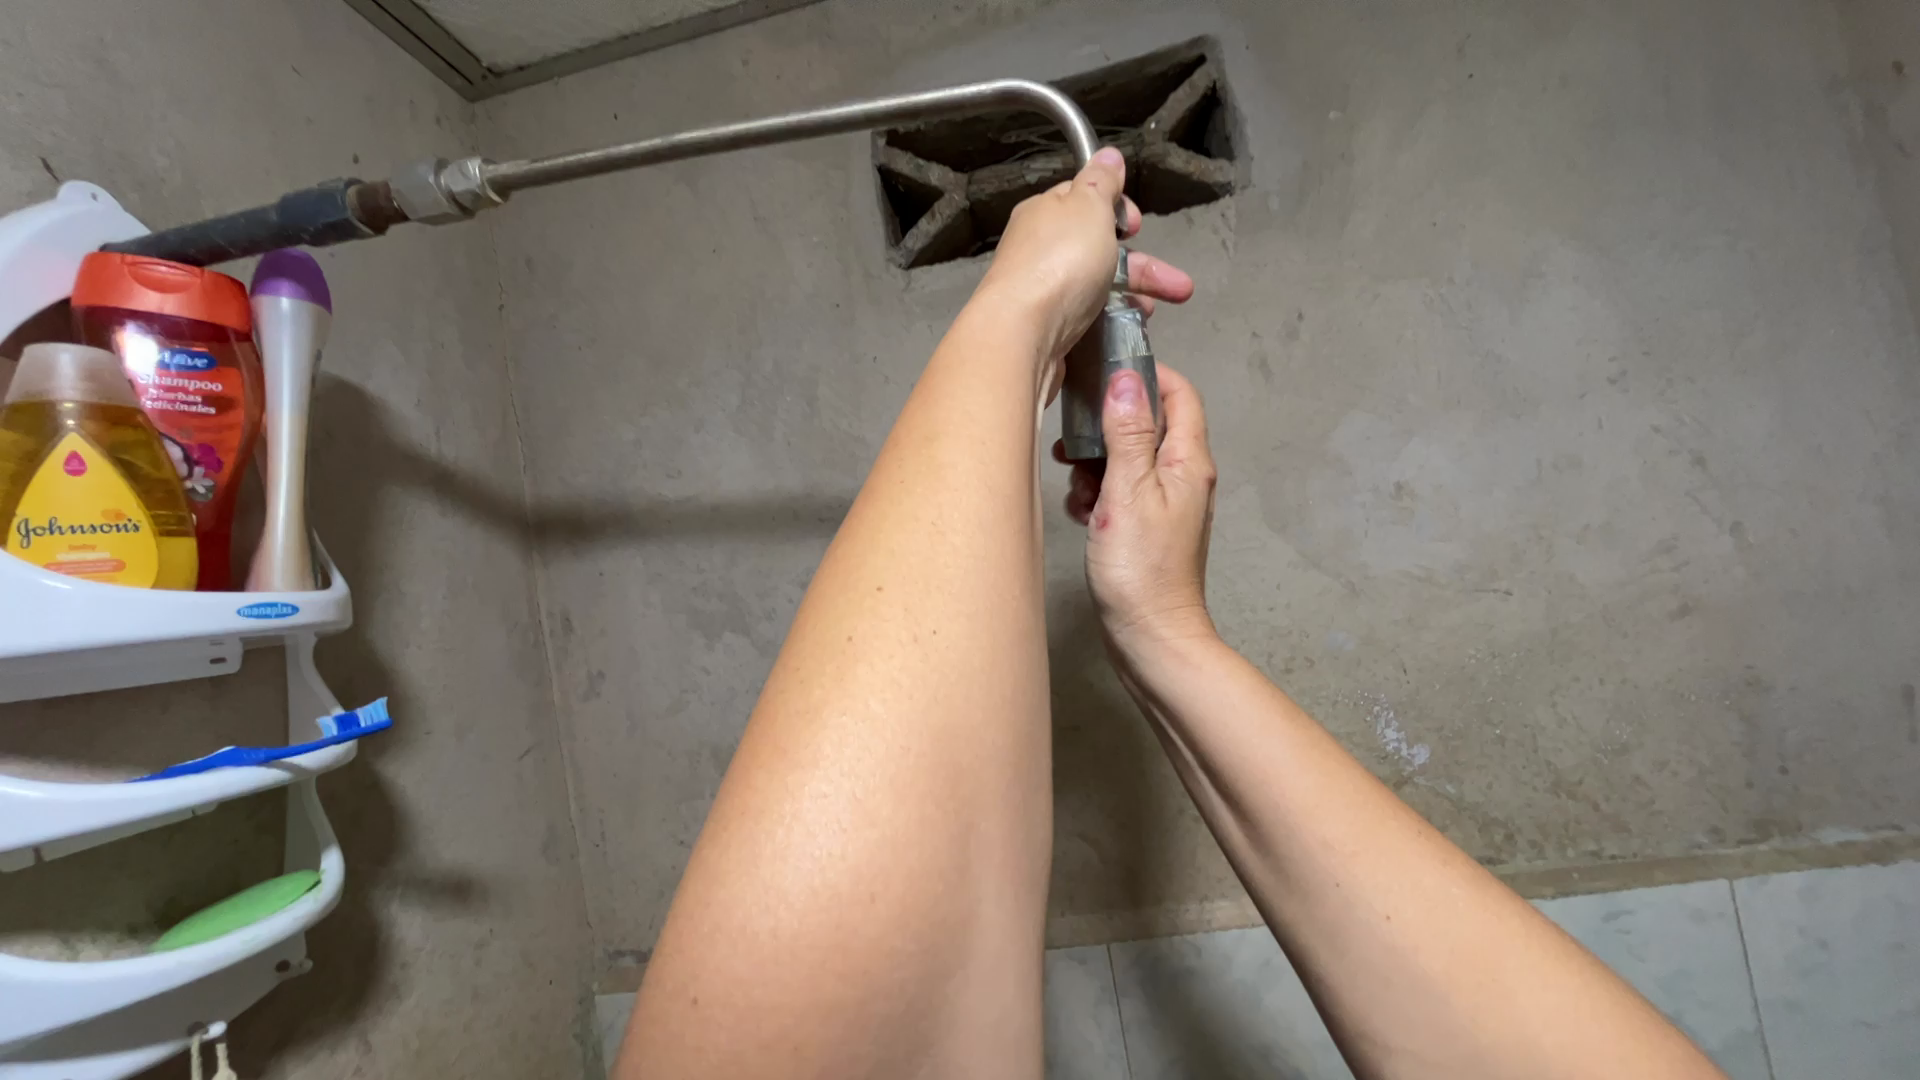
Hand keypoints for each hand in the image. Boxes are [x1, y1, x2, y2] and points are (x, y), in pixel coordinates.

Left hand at [972, 146, 1194, 366]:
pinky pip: (1082, 323)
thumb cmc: (1059, 264)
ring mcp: (1040, 296)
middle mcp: (1038, 253)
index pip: (1082, 203)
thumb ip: (1101, 182)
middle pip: (1097, 252)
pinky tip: (1124, 334)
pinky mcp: (1043, 333)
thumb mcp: (1087, 206)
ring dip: (1130, 299)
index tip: (1136, 225)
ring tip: (1151, 315)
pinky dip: (1107, 326)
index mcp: (1044, 215)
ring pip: (1094, 291)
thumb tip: (1107, 154)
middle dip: (1142, 267)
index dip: (1116, 210)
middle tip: (1177, 286)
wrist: (1021, 337)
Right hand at [1055, 364, 1218, 653]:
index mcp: (1187, 460)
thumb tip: (1126, 377)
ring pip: (1128, 460)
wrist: (1150, 636)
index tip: (1102, 374)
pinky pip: (1121, 492)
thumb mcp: (1127, 491)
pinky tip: (1081, 513)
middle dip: (1107, 427)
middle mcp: (1182, 476)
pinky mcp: (1146, 526)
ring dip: (1096, 465)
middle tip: (1072, 442)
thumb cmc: (1140, 566)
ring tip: (1075, 488)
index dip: (1145, 375)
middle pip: (1148, 424)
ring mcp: (1165, 503)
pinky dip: (1098, 494)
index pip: (1179, 393)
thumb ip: (1128, 433)